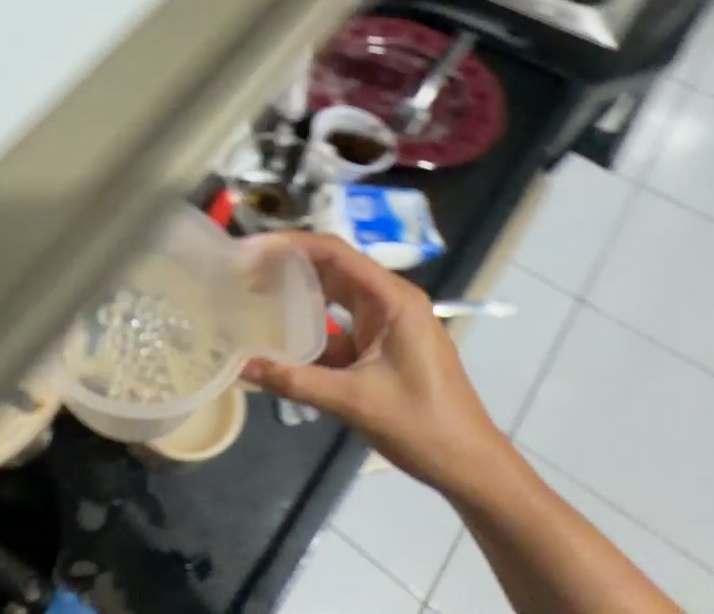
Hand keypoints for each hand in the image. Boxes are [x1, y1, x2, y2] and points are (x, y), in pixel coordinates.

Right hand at [240, 232, 513, 496]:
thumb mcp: (354, 402)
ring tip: (250, 290)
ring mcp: (387, 320)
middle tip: (240, 269)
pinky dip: (308, 319)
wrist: (473, 468)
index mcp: (392, 300)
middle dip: (286, 262)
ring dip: (295, 288)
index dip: (289, 244)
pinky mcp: (382, 341)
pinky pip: (338, 318)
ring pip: (333, 290)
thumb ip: (295, 380)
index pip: (334, 252)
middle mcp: (390, 300)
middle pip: (331, 264)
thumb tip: (240, 365)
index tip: (249, 250)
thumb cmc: (424, 427)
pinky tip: (278, 329)